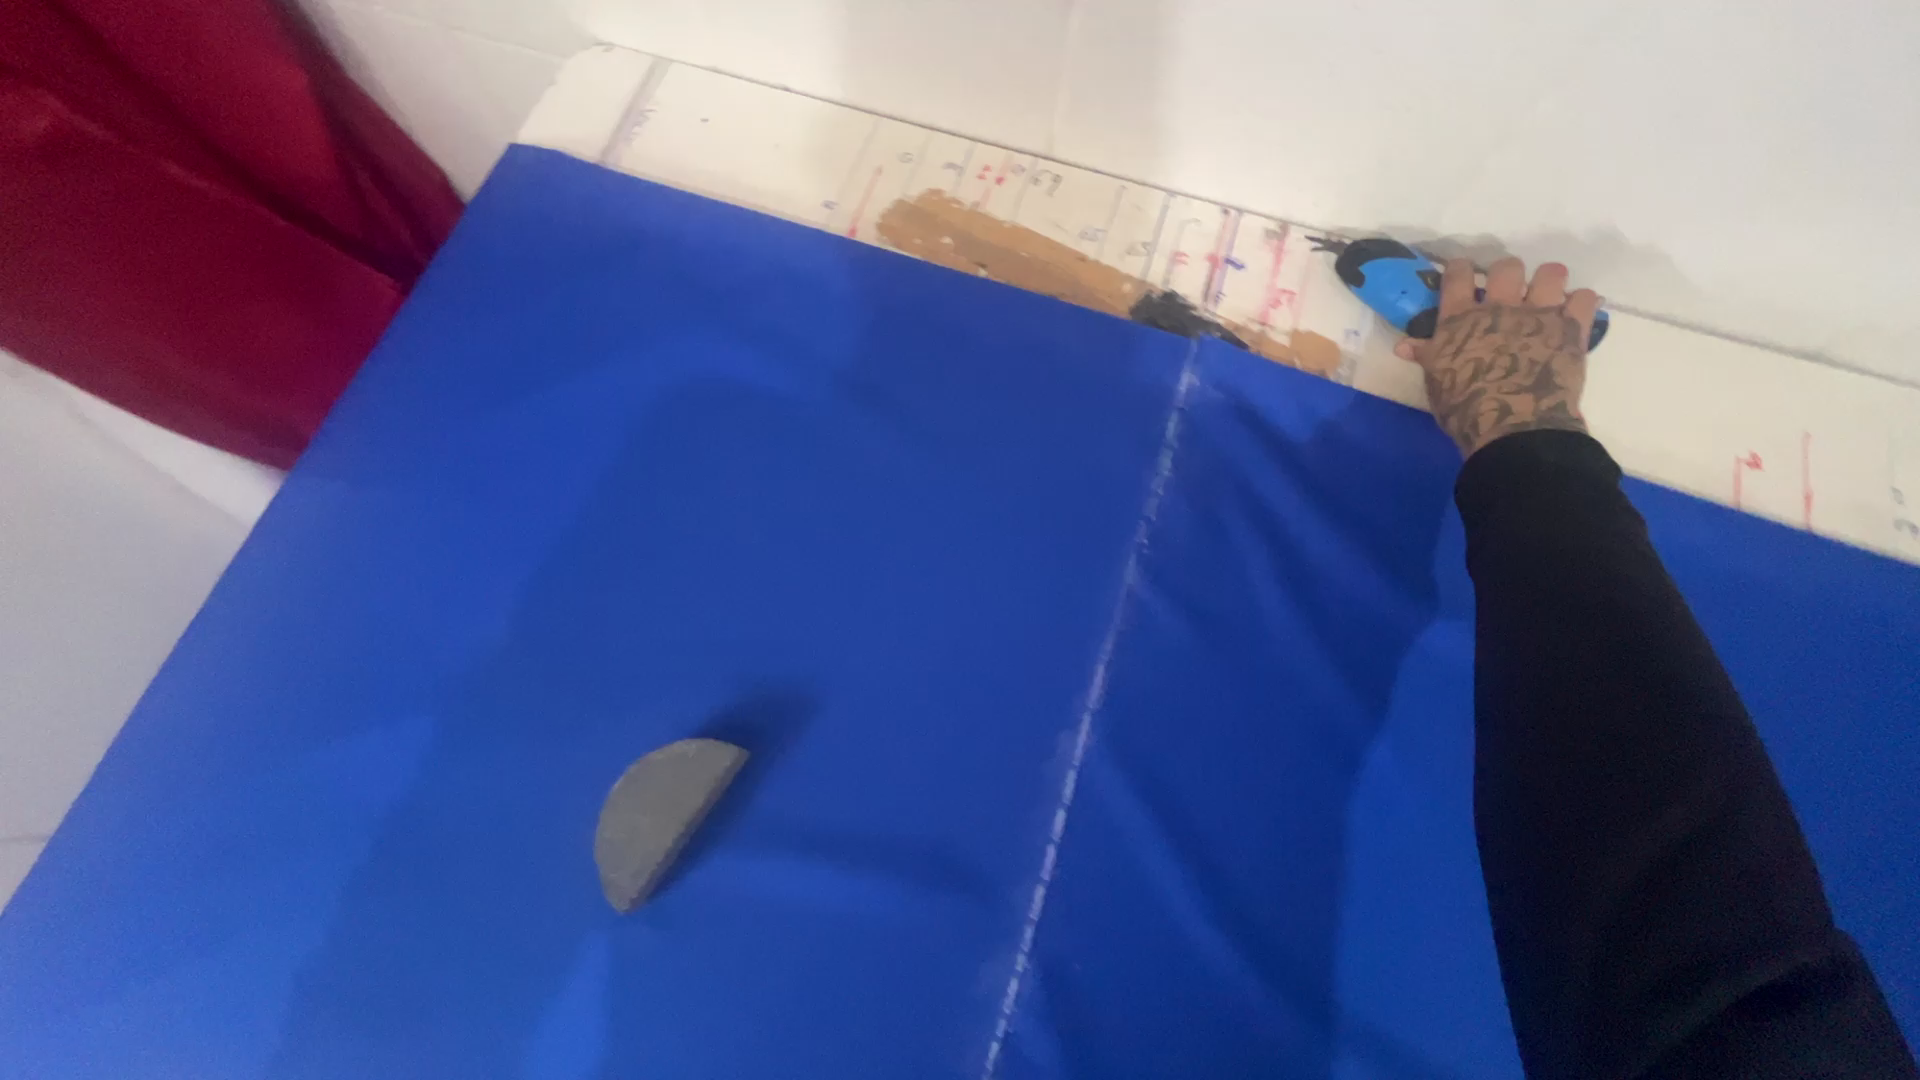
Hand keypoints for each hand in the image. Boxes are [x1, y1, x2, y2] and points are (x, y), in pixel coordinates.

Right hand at [1394, 257, 1600, 457]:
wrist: (1512, 425)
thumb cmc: (1463, 407)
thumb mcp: (1436, 381)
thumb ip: (1426, 355)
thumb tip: (1404, 345)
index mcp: (1460, 320)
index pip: (1458, 276)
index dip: (1459, 269)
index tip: (1460, 272)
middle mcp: (1500, 307)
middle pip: (1507, 266)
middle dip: (1505, 273)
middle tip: (1505, 289)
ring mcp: (1540, 314)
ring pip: (1552, 272)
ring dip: (1547, 281)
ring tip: (1544, 297)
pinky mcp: (1572, 327)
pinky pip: (1585, 297)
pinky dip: (1579, 303)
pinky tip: (1570, 316)